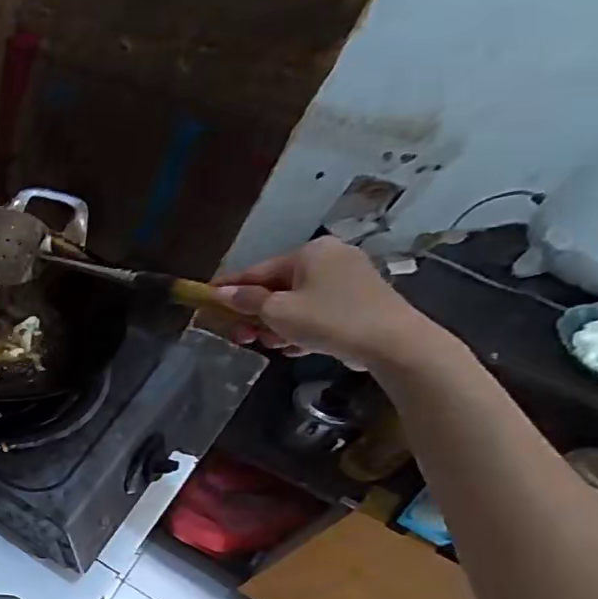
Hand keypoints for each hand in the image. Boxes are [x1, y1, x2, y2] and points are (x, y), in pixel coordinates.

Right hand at [212, 238, 446, 370]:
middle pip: (278, 287)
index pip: (258, 270)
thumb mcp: (279, 312)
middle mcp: (329, 257)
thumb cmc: (329, 320)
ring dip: (278, 325)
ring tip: (272, 346)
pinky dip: (302, 327)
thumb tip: (221, 293)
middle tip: (242, 338)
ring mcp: (348, 278)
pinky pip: (317, 311)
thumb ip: (248, 301)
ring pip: (297, 301)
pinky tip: (297, 347)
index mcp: (309, 252)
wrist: (390, 341)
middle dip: (257, 314)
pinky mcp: (359, 300)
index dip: (230, 287)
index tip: (206, 298)